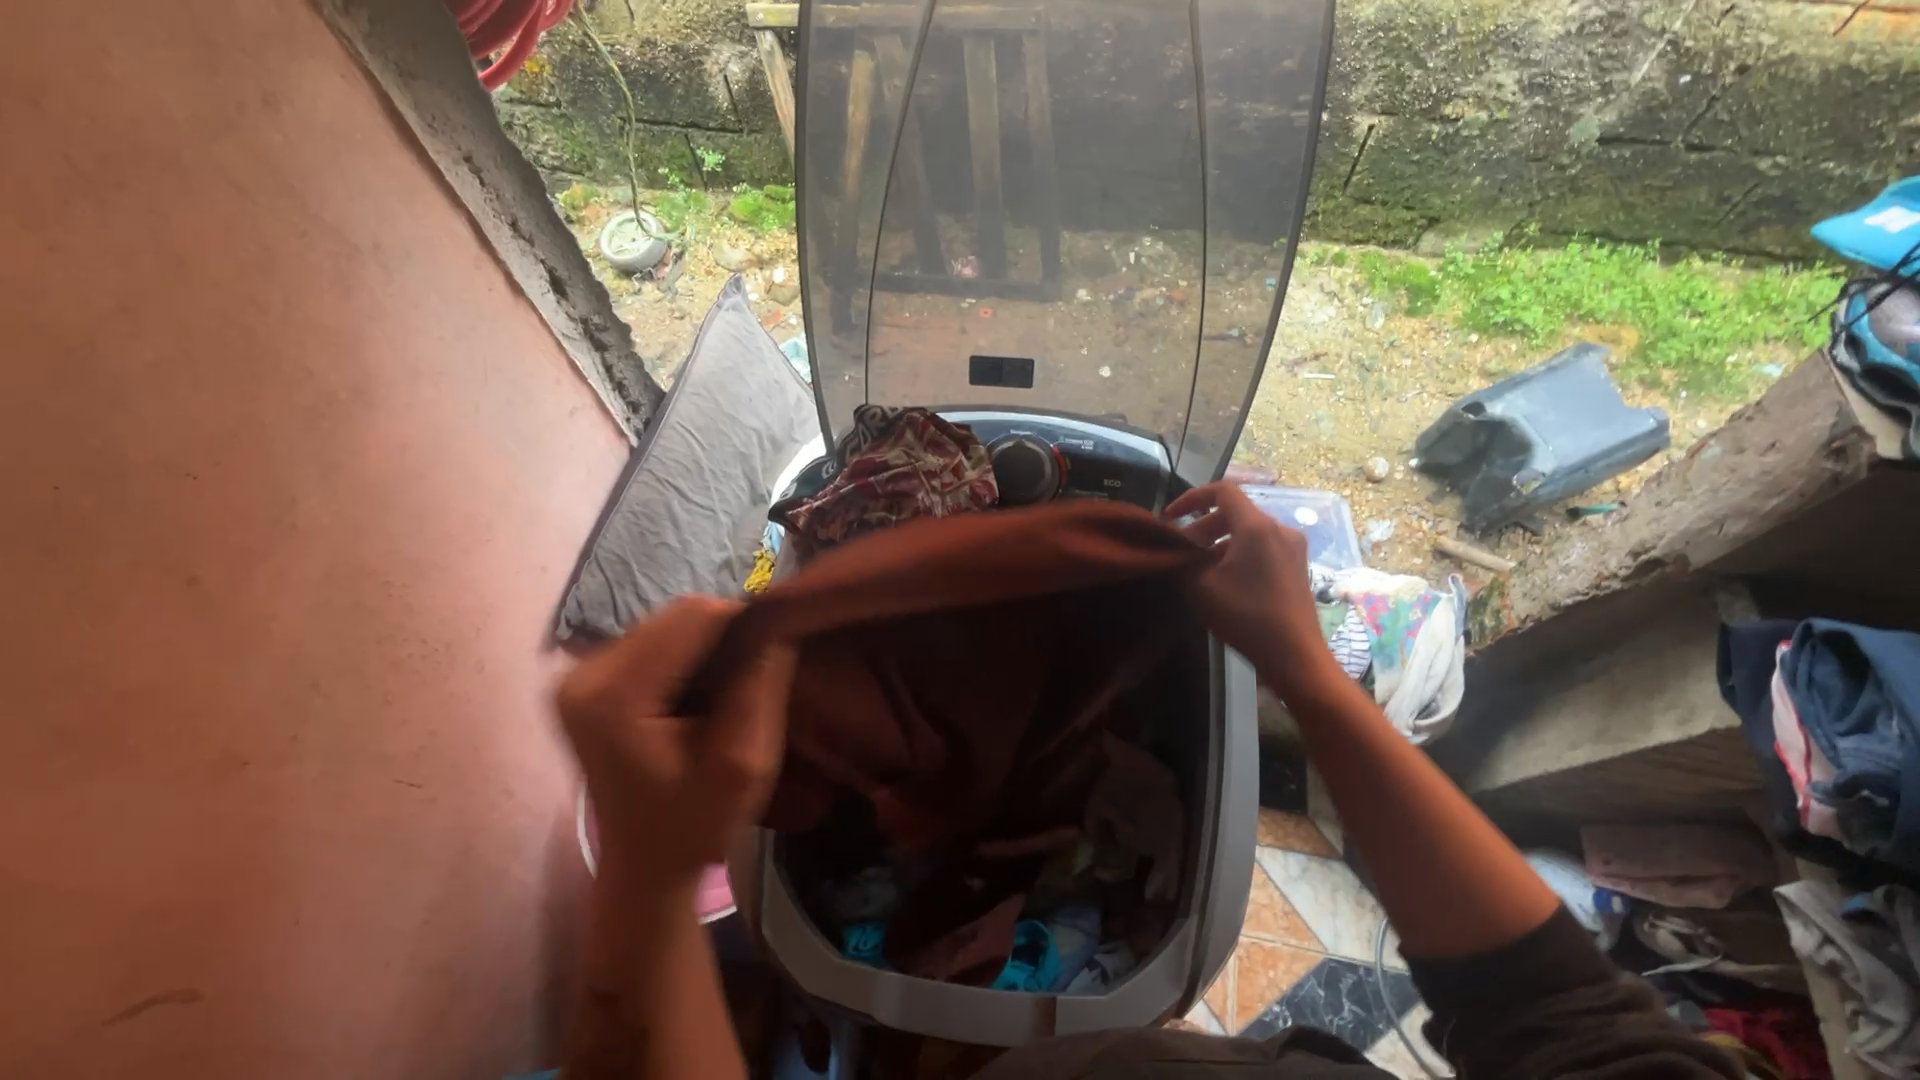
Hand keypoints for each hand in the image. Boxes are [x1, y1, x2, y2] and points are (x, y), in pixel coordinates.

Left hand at [556, 596, 796, 889]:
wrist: (645, 867)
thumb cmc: (695, 825)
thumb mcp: (744, 764)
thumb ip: (760, 688)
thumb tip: (777, 627)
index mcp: (614, 696)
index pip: (695, 617)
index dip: (743, 625)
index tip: (775, 656)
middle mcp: (584, 674)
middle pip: (677, 615)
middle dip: (724, 635)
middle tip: (754, 675)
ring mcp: (579, 675)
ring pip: (667, 623)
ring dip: (707, 644)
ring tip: (728, 686)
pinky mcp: (586, 680)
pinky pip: (653, 640)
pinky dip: (686, 654)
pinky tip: (700, 691)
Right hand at [1166, 482, 1339, 698]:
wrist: (1295, 655)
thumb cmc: (1245, 616)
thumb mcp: (1201, 587)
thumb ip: (1182, 560)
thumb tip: (1171, 548)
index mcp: (1256, 526)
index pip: (1222, 491)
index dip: (1191, 498)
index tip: (1171, 517)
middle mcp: (1279, 528)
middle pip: (1234, 512)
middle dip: (1202, 526)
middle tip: (1180, 551)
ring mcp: (1293, 547)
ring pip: (1248, 531)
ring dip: (1219, 542)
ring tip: (1199, 568)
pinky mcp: (1297, 565)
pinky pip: (1262, 546)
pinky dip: (1239, 553)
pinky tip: (1225, 580)